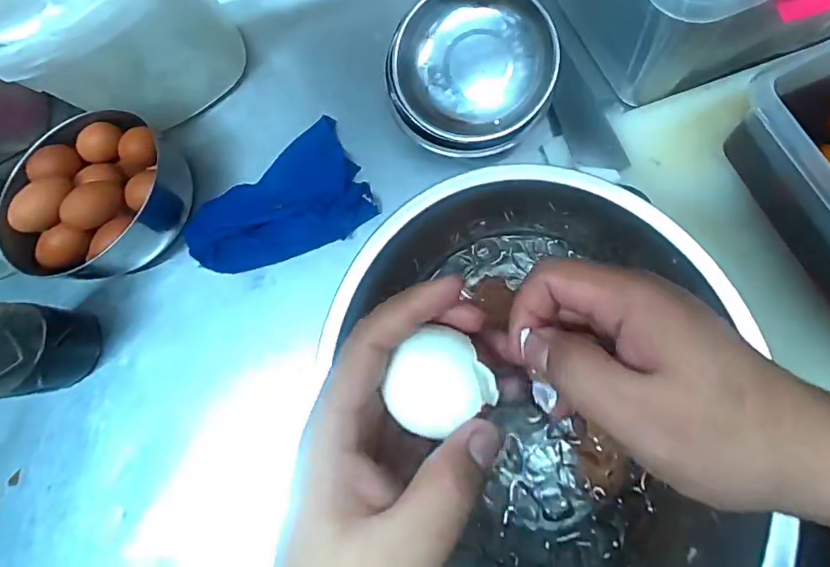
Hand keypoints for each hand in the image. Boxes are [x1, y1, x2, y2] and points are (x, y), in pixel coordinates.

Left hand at [279, 277, 503, 566]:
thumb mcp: (396, 548)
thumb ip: (444, 491)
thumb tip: (488, 427)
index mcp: (333, 422)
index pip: (370, 342)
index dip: (411, 307)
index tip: (455, 289)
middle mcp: (348, 420)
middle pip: (392, 352)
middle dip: (438, 328)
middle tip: (487, 325)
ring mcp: (367, 444)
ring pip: (411, 383)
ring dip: (452, 364)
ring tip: (496, 358)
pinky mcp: (386, 467)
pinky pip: (423, 419)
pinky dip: (456, 405)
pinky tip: (488, 406)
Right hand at [500, 259, 829, 513]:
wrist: (809, 454)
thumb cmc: (721, 435)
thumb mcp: (635, 412)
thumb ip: (572, 369)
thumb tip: (527, 341)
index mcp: (630, 297)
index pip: (549, 277)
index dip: (524, 314)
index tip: (524, 367)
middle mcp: (639, 293)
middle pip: (566, 295)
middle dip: (541, 338)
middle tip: (541, 395)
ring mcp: (656, 315)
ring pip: (586, 319)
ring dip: (566, 356)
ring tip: (566, 409)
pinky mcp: (668, 338)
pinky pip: (612, 338)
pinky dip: (594, 365)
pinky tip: (599, 405)